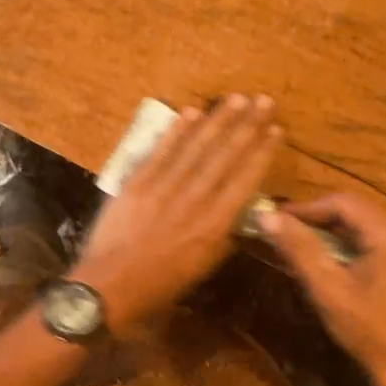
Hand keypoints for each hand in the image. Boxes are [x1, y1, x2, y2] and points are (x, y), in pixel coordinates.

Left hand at [73, 94, 281, 332]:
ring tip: (236, 98)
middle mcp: (194, 202)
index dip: (261, 153)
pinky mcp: (136, 185)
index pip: (244, 181)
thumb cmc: (158, 286)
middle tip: (264, 100)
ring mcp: (163, 189)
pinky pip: (160, 153)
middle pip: (224, 157)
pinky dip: (176, 132)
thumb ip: (222, 239)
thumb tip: (240, 216)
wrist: (109, 287)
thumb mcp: (202, 269)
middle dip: (246, 126)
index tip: (275, 130)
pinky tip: (191, 112)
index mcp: (214, 225)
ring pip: (195, 149)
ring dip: (217, 121)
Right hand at [266, 193, 385, 385]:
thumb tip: (266, 216)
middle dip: (317, 219)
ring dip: (331, 233)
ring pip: (364, 228)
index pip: (343, 202)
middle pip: (356, 211)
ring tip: (300, 249)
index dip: (305, 207)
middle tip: (284, 234)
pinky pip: (375, 244)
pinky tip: (329, 266)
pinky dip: (348, 247)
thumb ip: (299, 249)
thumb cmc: (370, 331)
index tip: (275, 220)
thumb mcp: (328, 289)